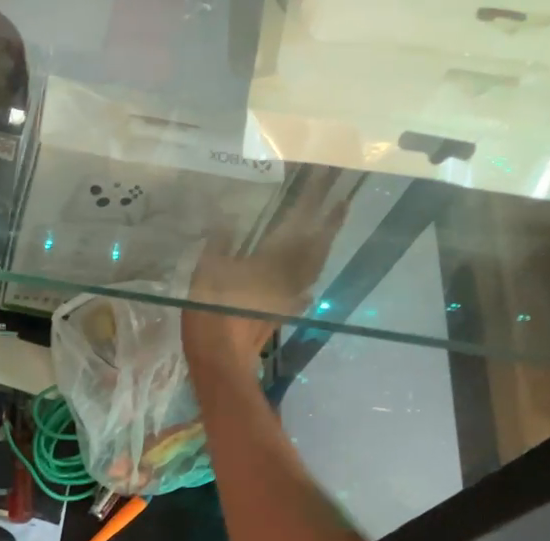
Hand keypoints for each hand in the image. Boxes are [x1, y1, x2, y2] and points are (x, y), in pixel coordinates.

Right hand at [182, 166, 351, 370]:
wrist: (223, 363)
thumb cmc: (213, 315)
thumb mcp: (206, 273)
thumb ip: (218, 245)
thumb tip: (225, 221)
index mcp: (276, 257)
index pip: (301, 215)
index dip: (314, 192)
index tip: (327, 169)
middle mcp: (292, 272)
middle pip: (318, 239)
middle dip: (330, 217)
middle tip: (343, 197)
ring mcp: (291, 295)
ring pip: (315, 264)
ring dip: (325, 244)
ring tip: (329, 229)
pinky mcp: (283, 313)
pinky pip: (303, 289)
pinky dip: (308, 278)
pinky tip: (308, 280)